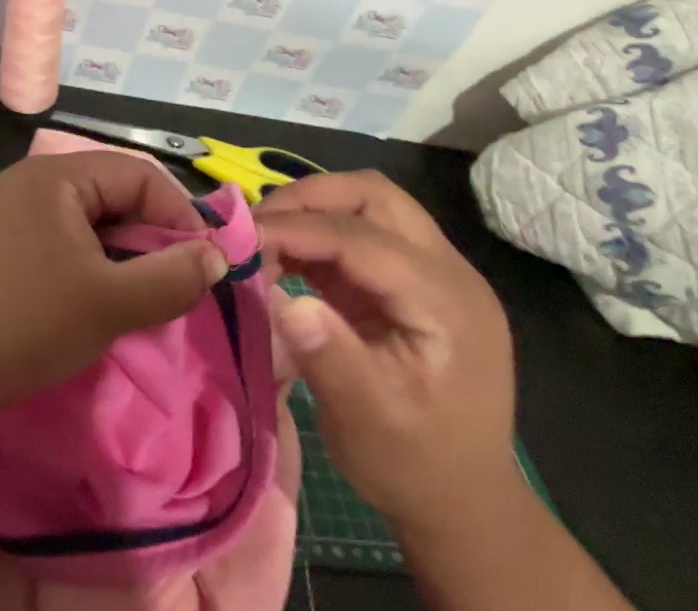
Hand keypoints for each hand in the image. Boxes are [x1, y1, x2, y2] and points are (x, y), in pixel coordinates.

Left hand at [0, 152, 227, 409]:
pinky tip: (103, 299)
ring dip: (125, 254)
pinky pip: (66, 239)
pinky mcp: (5, 242)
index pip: (139, 175)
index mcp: (54, 176)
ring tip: (143, 295)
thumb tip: (215, 258)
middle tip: (176, 283)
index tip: (203, 264)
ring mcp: (13, 211)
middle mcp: (32, 181)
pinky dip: (94, 263)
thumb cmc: (31, 323)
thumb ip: (174, 277)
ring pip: (92, 220)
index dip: (179, 215)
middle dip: (152, 236)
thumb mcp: (114, 303)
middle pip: (114, 193)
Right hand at [256, 171, 518, 525]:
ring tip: (258, 243)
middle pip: (374, 196)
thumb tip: (284, 301)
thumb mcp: (371, 420)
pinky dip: (314, 240)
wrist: (462, 500)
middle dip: (307, 199)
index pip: (363, 238)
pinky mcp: (403, 287)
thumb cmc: (417, 463)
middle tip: (250, 227)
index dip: (296, 229)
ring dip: (310, 214)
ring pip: (366, 209)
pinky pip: (357, 240)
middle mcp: (446, 273)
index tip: (236, 238)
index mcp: (446, 301)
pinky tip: (278, 261)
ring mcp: (427, 276)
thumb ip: (331, 356)